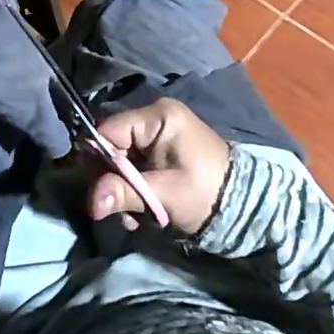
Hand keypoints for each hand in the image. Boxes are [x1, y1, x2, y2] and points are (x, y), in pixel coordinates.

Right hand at [86, 98, 230, 233]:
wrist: (241, 205)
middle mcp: (155, 118)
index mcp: (158, 117)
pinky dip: (135, 189)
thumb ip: (126, 193)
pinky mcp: (161, 150)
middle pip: (112, 146)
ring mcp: (158, 134)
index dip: (99, 161)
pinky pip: (135, 166)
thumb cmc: (206, 192)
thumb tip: (92, 202)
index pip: (108, 131)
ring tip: (136, 216)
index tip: (101, 191)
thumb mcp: (164, 194)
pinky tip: (144, 211)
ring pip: (121, 160)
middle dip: (113, 181)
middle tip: (121, 209)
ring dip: (124, 190)